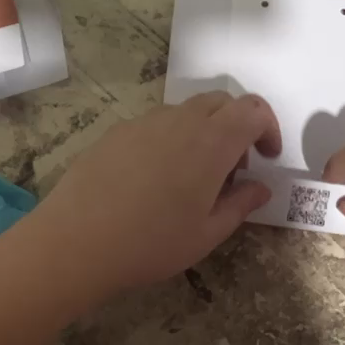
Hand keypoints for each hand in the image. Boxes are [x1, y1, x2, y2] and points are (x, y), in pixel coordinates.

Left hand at [32, 93, 279, 291]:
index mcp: (212, 141)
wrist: (77, 240)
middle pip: (221, 102)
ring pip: (186, 112)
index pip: (253, 110)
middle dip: (237, 127)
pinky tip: (153, 180)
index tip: (266, 158)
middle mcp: (180, 120)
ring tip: (192, 178)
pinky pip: (155, 124)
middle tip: (232, 170)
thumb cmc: (152, 242)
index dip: (267, 128)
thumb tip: (260, 187)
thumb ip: (240, 204)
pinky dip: (170, 139)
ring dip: (202, 132)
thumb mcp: (207, 233)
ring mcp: (145, 122)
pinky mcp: (117, 131)